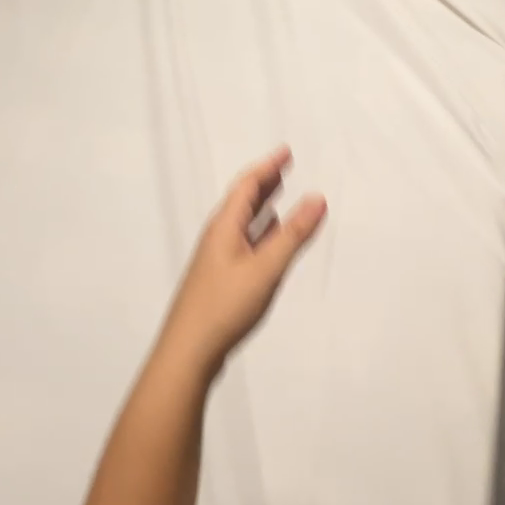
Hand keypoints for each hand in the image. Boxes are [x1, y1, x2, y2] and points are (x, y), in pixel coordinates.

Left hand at [157, 146, 326, 376]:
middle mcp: (218, 236)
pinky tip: (269, 242)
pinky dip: (260, 232)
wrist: (188, 352)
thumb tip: (317, 197)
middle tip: (286, 168)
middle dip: (265, 183)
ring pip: (243, 223)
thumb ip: (293, 234)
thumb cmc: (225, 305)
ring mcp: (217, 259)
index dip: (268, 166)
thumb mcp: (266, 268)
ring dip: (262, 207)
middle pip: (242, 201)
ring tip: (281, 198)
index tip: (287, 152)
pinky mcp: (221, 279)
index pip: (247, 185)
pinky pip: (244, 242)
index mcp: (224, 226)